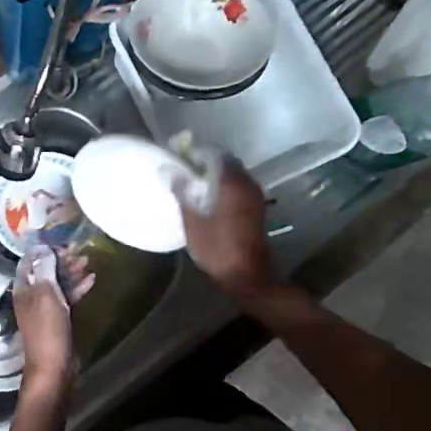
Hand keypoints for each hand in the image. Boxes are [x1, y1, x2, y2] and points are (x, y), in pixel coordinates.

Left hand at [13, 247, 73, 391]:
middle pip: (45, 270)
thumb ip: (45, 270)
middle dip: (61, 259)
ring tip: (87, 261)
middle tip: (79, 250)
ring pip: (58, 282)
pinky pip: (67, 296)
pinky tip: (91, 280)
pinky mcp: (58, 317)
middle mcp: (32, 295)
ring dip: (71, 272)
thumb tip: (42, 246)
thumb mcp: (46, 296)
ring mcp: (45, 307)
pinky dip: (77, 288)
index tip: (61, 240)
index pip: (30, 261)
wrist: (55, 367)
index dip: (44, 249)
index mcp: (23, 289)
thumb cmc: (48, 331)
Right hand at [176, 158, 275, 299]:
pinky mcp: (257, 208)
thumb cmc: (218, 249)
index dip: (196, 154)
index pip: (214, 154)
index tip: (180, 160)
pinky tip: (211, 201)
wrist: (247, 276)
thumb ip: (183, 193)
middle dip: (206, 164)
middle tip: (186, 174)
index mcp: (232, 183)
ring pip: (234, 175)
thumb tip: (172, 172)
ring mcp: (255, 196)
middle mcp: (247, 184)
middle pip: (226, 163)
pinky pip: (240, 188)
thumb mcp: (193, 223)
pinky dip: (226, 188)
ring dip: (217, 176)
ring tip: (196, 188)